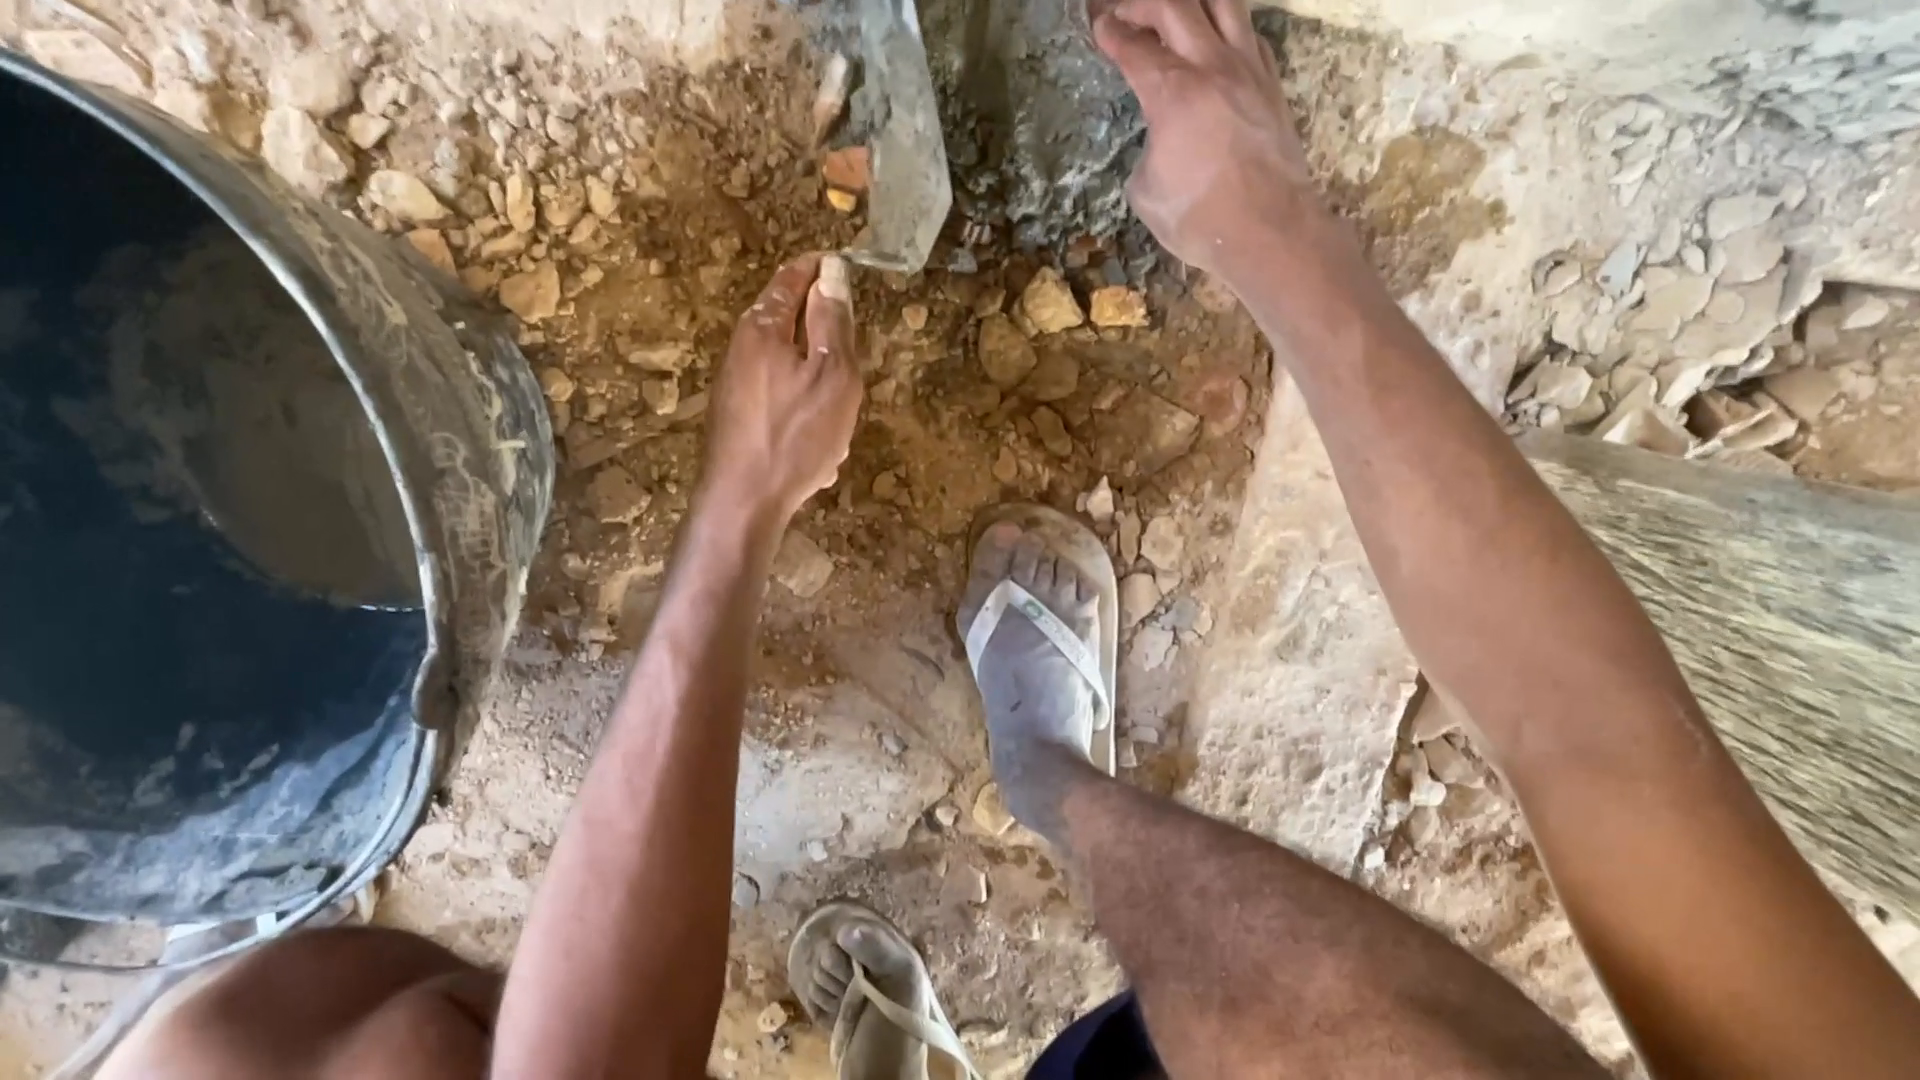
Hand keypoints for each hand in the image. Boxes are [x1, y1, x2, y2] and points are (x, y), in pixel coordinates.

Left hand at [703, 253, 860, 521]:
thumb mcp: (833, 375)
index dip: (819, 268)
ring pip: (788, 368)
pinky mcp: (737, 418)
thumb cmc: (796, 435)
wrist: (743, 501)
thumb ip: (833, 322)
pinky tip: (816, 445)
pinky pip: (780, 401)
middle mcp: (741, 349)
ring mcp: (735, 386)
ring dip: (818, 383)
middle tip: (854, 354)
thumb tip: (833, 271)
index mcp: (763, 328)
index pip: (791, 278)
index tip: (846, 266)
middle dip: (824, 335)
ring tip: (839, 416)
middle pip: (789, 323)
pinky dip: (803, 411)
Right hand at [1093, 0, 1315, 276]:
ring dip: (1190, 1)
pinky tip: (1216, 42)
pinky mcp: (1272, 85)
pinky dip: (1226, 27)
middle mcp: (1212, 67)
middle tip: (1124, 13)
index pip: (1134, 47)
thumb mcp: (1146, 192)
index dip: (1111, 33)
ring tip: (1173, 13)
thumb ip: (1148, 150)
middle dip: (1142, 4)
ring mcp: (1249, 70)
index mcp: (1172, 93)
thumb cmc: (1199, 218)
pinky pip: (1249, 34)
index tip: (1099, 26)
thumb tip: (1159, 141)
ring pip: (1223, 3)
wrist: (1269, 230)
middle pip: (1175, 6)